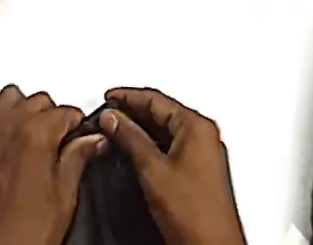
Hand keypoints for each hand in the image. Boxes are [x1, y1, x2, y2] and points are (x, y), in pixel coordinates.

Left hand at [0, 85, 104, 244]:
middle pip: (40, 100)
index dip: (78, 125)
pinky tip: (4, 134)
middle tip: (60, 143)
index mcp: (37, 133)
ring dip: (24, 111)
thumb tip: (92, 140)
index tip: (81, 135)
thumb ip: (78, 158)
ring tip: (33, 137)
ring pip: (12, 97)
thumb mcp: (64, 197)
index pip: (67, 111)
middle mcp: (10, 124)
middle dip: (53, 118)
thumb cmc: (24, 236)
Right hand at [98, 88, 245, 244]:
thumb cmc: (196, 216)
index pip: (156, 99)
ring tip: (117, 131)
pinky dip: (151, 145)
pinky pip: (171, 146)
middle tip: (109, 114)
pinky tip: (135, 152)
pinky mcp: (200, 172)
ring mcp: (204, 154)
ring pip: (165, 130)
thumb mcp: (153, 170)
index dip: (128, 96)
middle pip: (161, 112)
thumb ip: (130, 138)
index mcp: (197, 126)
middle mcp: (204, 136)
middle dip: (133, 112)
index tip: (109, 97)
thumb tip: (112, 117)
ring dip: (141, 130)